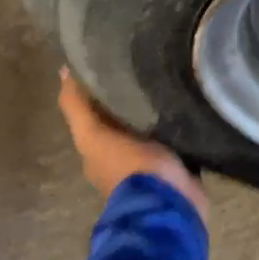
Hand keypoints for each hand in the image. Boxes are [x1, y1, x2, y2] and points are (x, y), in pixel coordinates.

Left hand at [57, 69, 209, 220]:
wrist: (168, 202)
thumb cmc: (128, 166)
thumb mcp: (94, 135)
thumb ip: (78, 108)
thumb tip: (63, 71)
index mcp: (100, 148)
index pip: (100, 110)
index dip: (105, 86)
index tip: (122, 57)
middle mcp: (124, 152)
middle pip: (129, 117)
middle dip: (138, 94)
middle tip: (156, 60)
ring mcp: (154, 159)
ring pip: (156, 125)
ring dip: (163, 107)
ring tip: (179, 74)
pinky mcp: (181, 162)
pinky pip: (180, 135)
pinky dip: (183, 121)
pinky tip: (195, 100)